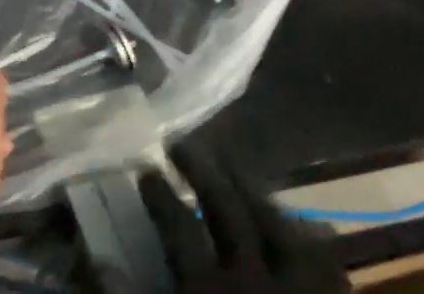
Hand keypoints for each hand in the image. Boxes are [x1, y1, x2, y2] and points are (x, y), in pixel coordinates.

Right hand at [138, 143, 347, 293]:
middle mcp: (253, 279)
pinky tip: (295, 224)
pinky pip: (326, 262)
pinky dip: (307, 236)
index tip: (145, 169)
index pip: (178, 223)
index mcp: (207, 287)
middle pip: (227, 210)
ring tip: (232, 172)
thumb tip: (96, 258)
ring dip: (253, 192)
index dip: (160, 193)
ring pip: (279, 227)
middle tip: (179, 144)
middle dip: (201, 171)